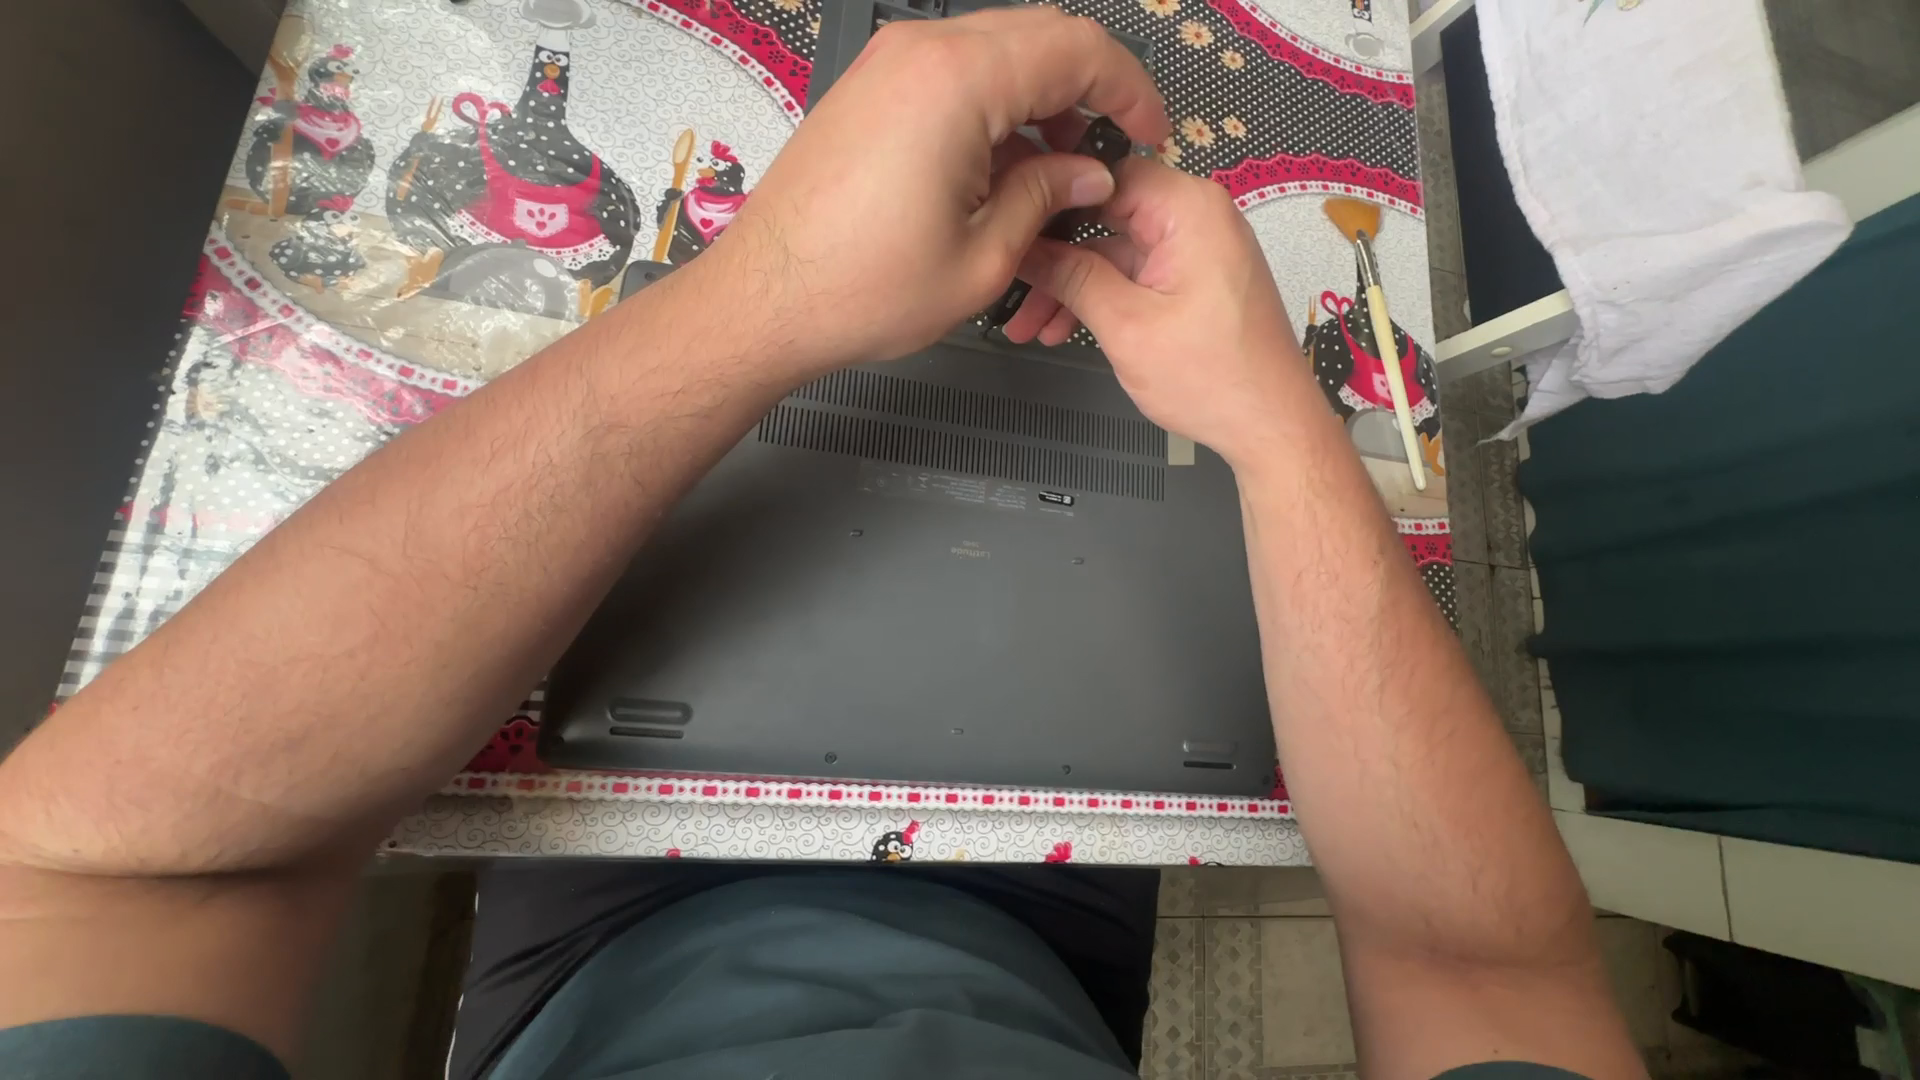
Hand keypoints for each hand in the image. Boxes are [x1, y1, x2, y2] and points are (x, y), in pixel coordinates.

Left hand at [699, 6, 1168, 374]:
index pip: (1076, 47)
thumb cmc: (856, 291)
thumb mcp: (982, 260)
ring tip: (1051, 179)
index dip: (1128, 87)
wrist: (767, 302)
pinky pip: (950, 81)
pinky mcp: (869, 94)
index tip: (1147, 128)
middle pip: (1036, 39)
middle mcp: (918, 53)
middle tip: (1102, 157)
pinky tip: (1000, 173)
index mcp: (956, 82)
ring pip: (994, 58)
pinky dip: (990, 115)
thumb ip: (1047, 199)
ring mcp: (886, 68)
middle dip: (1085, 94)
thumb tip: (1087, 173)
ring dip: (1037, 106)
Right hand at [1007, 157, 1314, 466]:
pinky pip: (1135, 276)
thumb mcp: (1126, 325)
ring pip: (1114, 253)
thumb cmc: (1212, 379)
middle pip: (1104, 217)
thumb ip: (1073, 278)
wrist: (1269, 426)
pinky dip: (1102, 300)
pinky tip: (1066, 329)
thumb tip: (1026, 249)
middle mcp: (1197, 218)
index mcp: (1188, 209)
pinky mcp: (1195, 281)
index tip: (1011, 233)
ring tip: (1030, 327)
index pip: (1103, 176)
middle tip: (1012, 290)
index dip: (1050, 203)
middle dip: (1055, 259)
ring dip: (1072, 289)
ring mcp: (1196, 251)